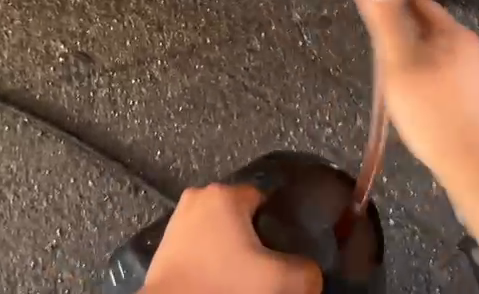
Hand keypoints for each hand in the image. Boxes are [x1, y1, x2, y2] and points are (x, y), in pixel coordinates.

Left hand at [143, 183, 320, 293]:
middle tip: (265, 270)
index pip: (265, 200)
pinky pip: (201, 246)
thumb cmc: (223, 286)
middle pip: (241, 217)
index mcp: (224, 194)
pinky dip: (212, 261)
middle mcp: (199, 196)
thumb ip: (306, 271)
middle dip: (254, 241)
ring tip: (242, 279)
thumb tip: (310, 272)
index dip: (279, 227)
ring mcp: (179, 219)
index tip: (284, 252)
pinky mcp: (167, 242)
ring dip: (232, 253)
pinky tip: (220, 282)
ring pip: (220, 233)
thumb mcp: (278, 281)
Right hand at [354, 0, 478, 195]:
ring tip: (394, 68)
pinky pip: (451, 76)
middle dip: (405, 26)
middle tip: (378, 36)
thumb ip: (385, 21)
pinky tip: (421, 96)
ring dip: (418, 52)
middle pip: (432, 27)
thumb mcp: (399, 63)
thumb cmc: (434, 113)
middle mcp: (474, 50)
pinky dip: (431, 75)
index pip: (419, 1)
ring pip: (442, 53)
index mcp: (454, 34)